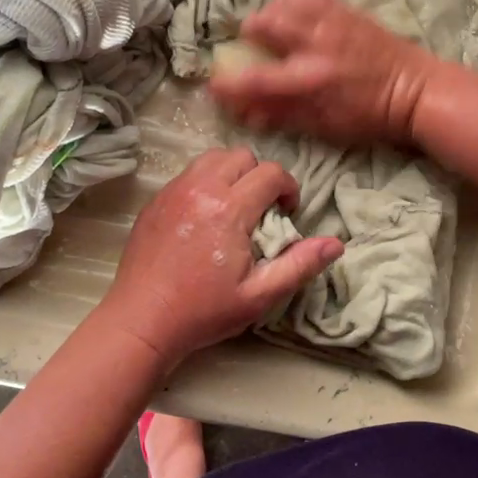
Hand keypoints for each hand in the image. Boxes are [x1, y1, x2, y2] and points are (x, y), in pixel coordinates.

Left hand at [95, 148, 342, 368]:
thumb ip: (299, 265)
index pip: (270, 173)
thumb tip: (336, 244)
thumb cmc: (203, 312)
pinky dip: (205, 183)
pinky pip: (188, 174)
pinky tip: (205, 216)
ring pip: (212, 158)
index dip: (288, 188)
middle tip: (262, 209)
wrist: (141, 321)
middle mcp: (201, 189)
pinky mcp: (155, 200)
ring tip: (234, 206)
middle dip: (260, 176)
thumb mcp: (259, 295)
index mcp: (229, 209)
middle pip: (242, 156)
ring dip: (231, 173)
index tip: (287, 213)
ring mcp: (174, 191)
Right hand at [208, 0, 441, 143]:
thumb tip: (242, 111)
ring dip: (270, 15)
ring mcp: (331, 21)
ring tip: (275, 30)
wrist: (415, 90)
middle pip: (263, 23)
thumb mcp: (323, 126)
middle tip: (254, 48)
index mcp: (310, 80)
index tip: (213, 84)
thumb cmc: (369, 115)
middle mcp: (316, 44)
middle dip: (249, 35)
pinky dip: (292, 1)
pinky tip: (295, 14)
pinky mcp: (345, 8)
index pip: (255, 79)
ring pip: (283, 2)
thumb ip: (280, 115)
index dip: (227, 82)